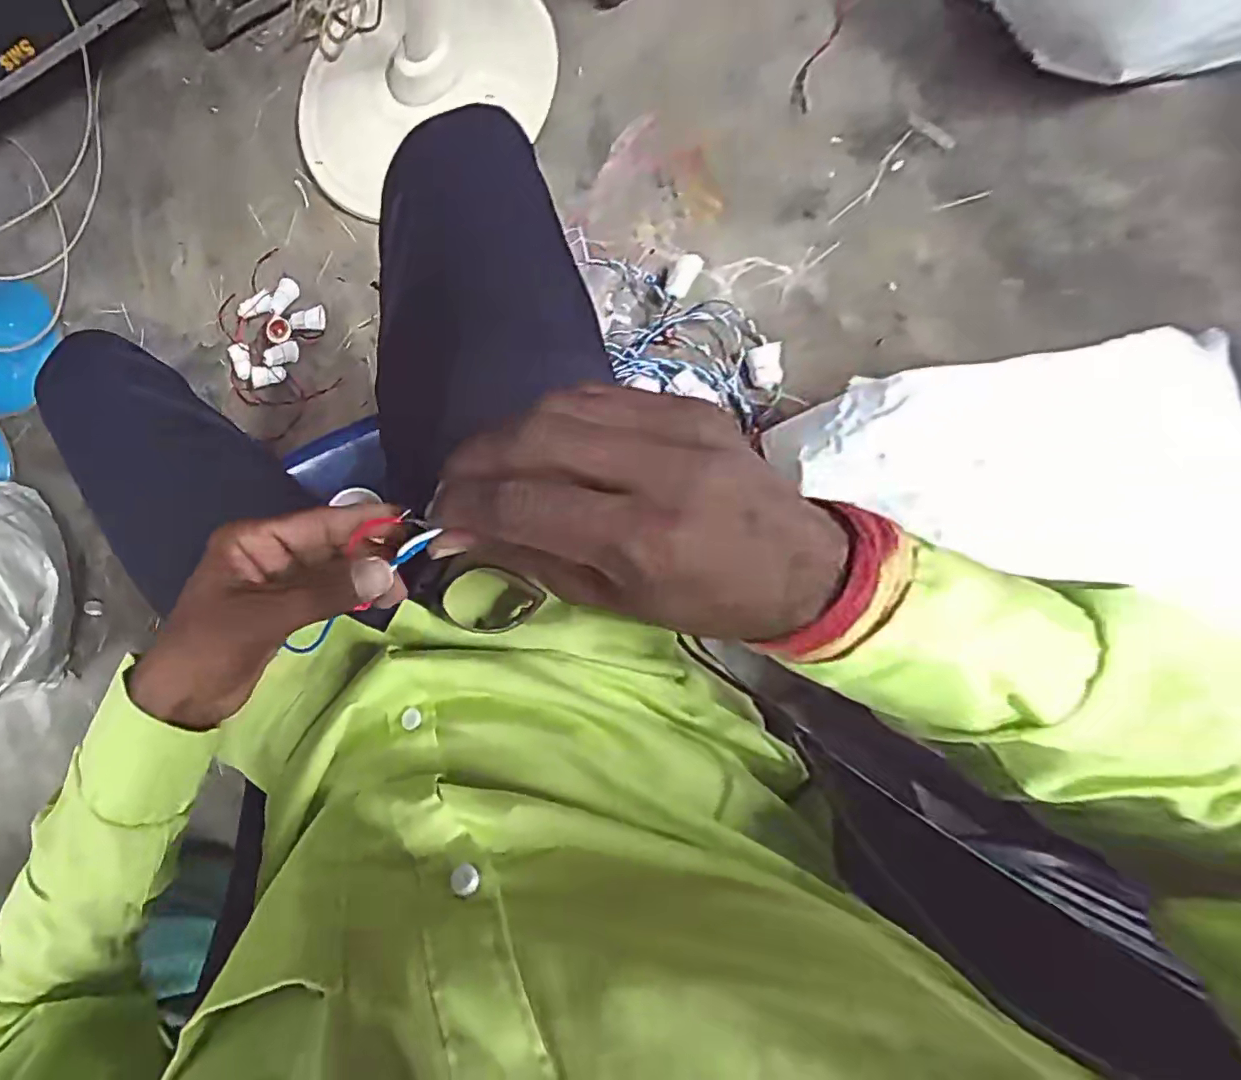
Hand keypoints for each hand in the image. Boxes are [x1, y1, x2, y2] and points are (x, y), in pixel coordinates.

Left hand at [129, 504, 409, 729]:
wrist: (180, 699)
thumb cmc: (210, 648)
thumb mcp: (266, 616)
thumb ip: (325, 592)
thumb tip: (383, 571)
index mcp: (252, 541)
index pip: (315, 523)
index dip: (360, 521)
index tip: (404, 521)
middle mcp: (266, 554)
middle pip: (326, 544)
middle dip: (367, 551)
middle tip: (412, 561)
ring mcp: (276, 582)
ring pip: (329, 569)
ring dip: (363, 574)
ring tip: (402, 585)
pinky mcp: (284, 609)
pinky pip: (324, 593)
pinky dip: (349, 594)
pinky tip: (377, 597)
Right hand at [430, 384, 847, 640]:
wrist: (803, 564)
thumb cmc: (697, 599)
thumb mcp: (604, 597)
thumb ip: (525, 554)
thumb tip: (455, 530)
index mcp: (641, 538)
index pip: (522, 503)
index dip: (464, 505)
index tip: (437, 516)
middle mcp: (659, 471)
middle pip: (532, 440)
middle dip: (472, 461)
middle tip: (450, 484)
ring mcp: (678, 426)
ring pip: (556, 408)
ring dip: (503, 435)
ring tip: (485, 463)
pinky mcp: (687, 404)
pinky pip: (592, 396)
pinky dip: (546, 417)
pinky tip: (534, 442)